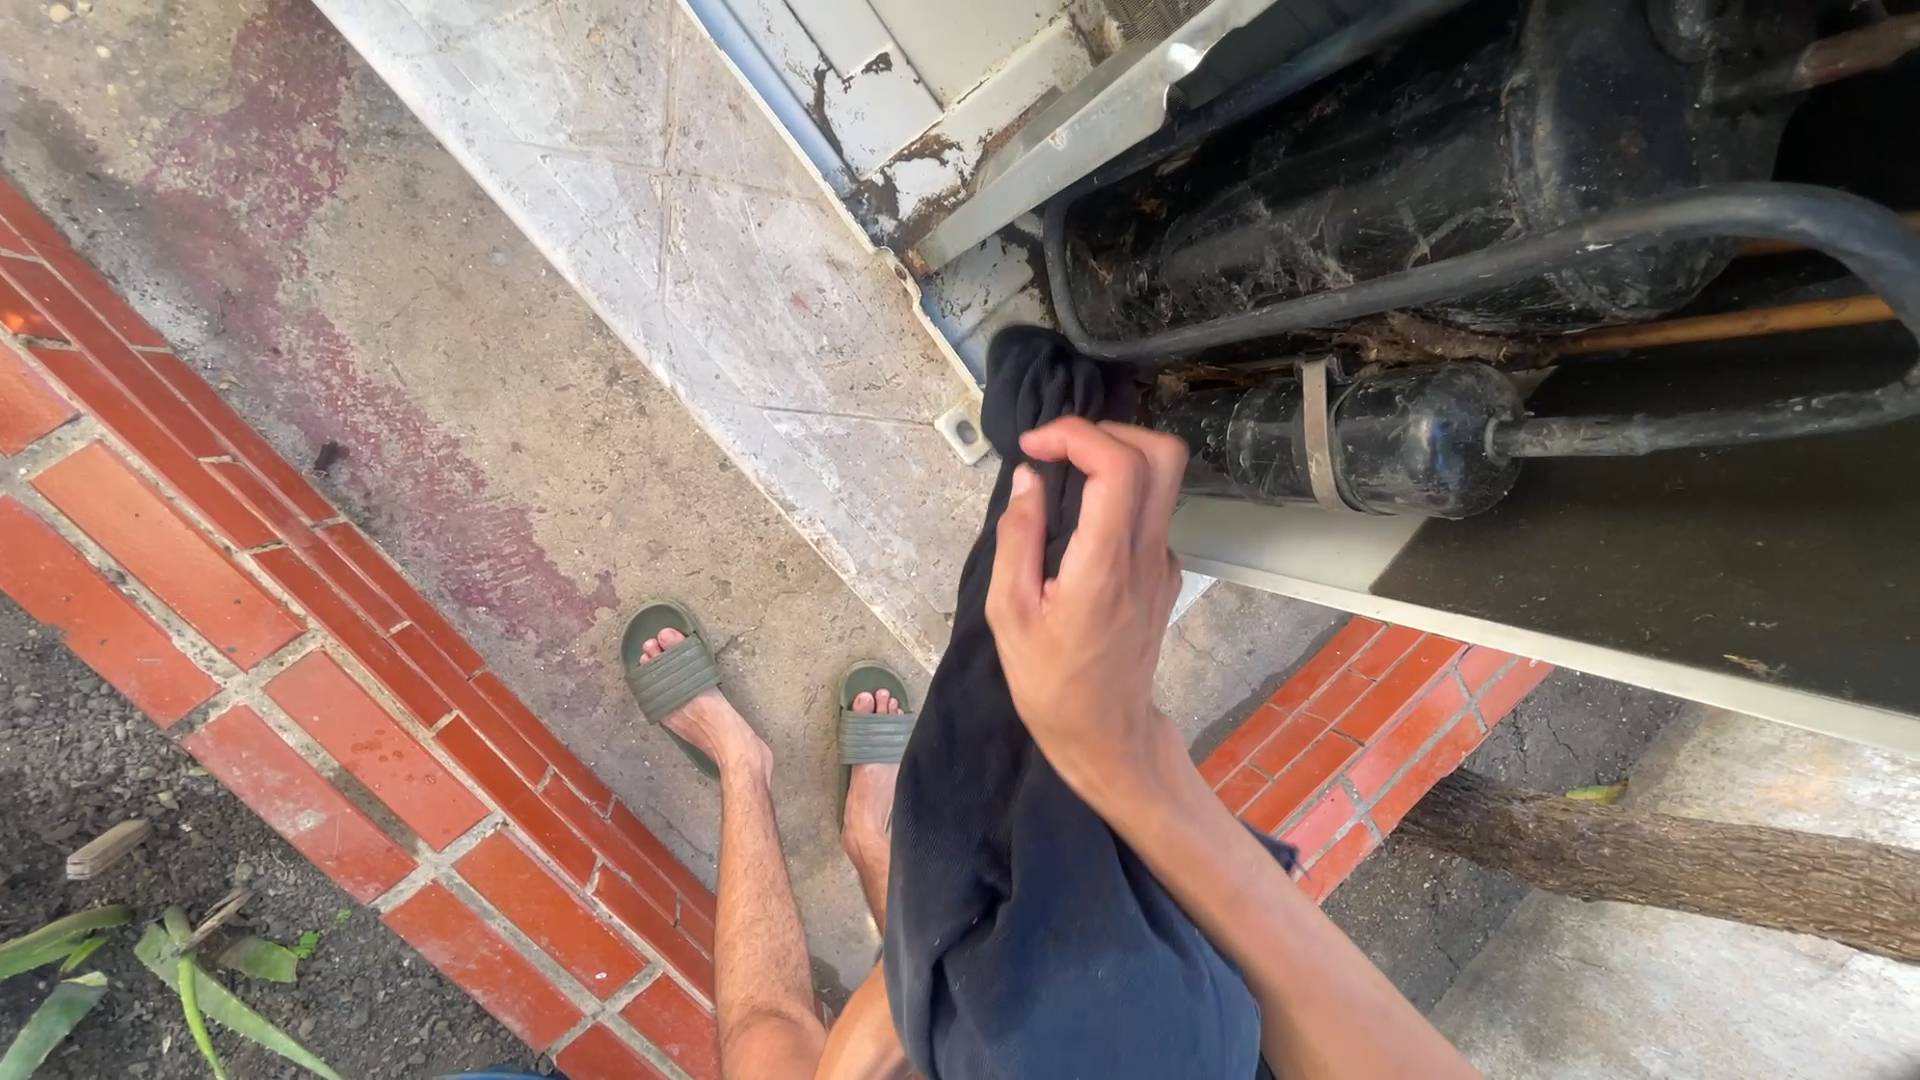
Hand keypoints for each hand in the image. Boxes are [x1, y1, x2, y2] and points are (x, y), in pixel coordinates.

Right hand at [986, 417, 1190, 807]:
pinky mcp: (1165, 574)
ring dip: (1116, 456)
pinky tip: (1081, 524)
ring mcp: (1164, 564)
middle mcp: (1147, 556)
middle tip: (1059, 449)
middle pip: (1162, 454)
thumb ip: (1017, 538)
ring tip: (1065, 475)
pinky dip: (1119, 493)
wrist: (1105, 734)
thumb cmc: (1048, 682)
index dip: (1075, 435)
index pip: (1119, 467)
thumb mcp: (1008, 613)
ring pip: (1164, 479)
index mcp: (1105, 566)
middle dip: (1108, 431)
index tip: (1033, 447)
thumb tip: (1027, 477)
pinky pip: (1152, 511)